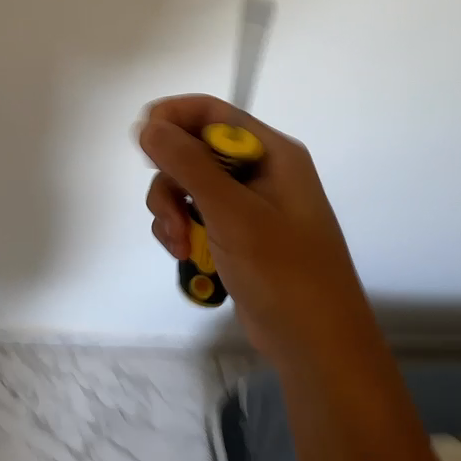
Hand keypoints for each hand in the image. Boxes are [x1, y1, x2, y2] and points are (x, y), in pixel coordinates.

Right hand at [137, 94, 378, 366]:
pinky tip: (183, 254)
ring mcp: (247, 202)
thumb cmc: (284, 273)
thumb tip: (148, 127)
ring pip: (184, 183)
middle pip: (191, 148)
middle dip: (170, 181)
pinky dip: (179, 228)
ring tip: (180, 245)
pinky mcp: (235, 232)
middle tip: (169, 214)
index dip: (171, 118)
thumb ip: (188, 164)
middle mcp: (258, 170)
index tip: (144, 145)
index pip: (209, 111)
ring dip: (171, 210)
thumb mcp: (233, 214)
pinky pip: (191, 212)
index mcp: (271, 153)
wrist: (317, 348)